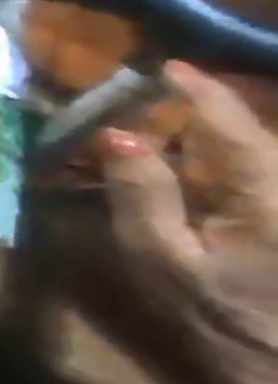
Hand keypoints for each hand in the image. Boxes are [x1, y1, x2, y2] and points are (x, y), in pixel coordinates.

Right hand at [99, 62, 277, 383]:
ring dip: (216, 142)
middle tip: (157, 98)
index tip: (168, 67)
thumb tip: (120, 135)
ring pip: (260, 164)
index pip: (240, 133)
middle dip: (208, 116)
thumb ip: (141, 192)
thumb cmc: (213, 316)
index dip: (204, 96)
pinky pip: (258, 184)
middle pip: (256, 145)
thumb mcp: (160, 257)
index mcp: (270, 201)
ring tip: (169, 130)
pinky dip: (226, 167)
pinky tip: (193, 170)